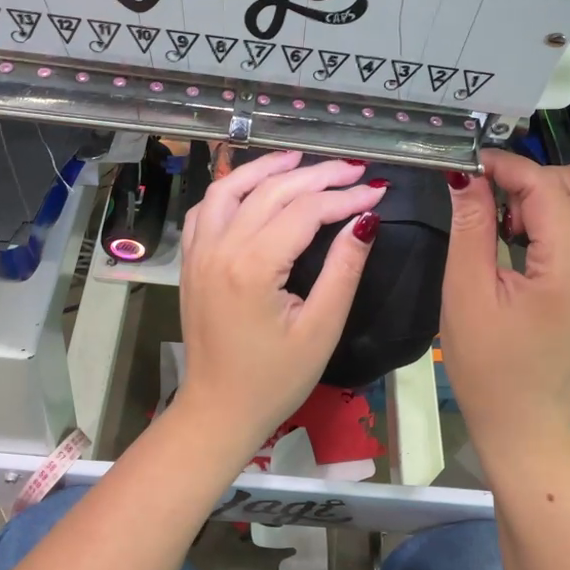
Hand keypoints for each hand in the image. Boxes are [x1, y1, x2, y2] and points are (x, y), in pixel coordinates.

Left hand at [174, 151, 386, 454]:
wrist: (218, 410)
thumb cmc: (275, 379)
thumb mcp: (320, 330)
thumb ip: (343, 270)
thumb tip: (366, 219)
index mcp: (253, 267)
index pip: (305, 210)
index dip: (345, 196)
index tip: (378, 191)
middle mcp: (220, 248)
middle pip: (272, 191)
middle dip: (317, 175)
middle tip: (354, 170)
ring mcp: (199, 252)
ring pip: (231, 189)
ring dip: (267, 169)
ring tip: (301, 158)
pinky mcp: (190, 260)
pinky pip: (206, 209)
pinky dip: (231, 189)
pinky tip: (254, 186)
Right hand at [442, 152, 569, 447]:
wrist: (522, 421)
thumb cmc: (486, 364)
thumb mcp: (465, 292)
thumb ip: (469, 225)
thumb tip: (465, 173)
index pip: (548, 187)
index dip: (508, 165)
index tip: (470, 165)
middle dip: (537, 177)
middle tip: (495, 204)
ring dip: (554, 193)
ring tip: (512, 222)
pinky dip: (562, 214)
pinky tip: (526, 239)